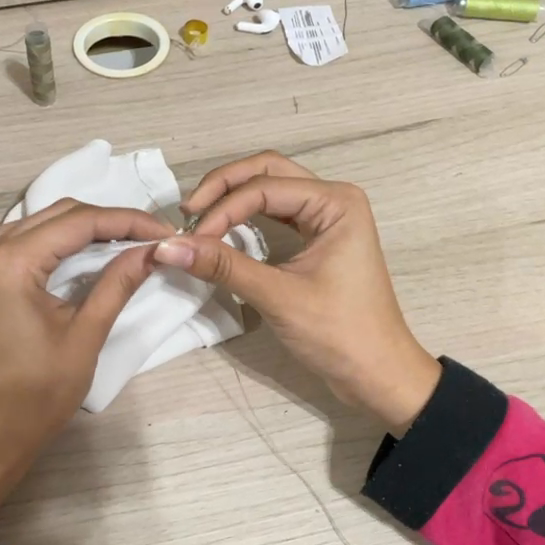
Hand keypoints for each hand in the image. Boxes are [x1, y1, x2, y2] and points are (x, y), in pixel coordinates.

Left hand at [0, 199, 170, 523]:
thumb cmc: (39, 391)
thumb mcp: (85, 334)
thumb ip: (117, 284)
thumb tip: (154, 251)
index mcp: (13, 262)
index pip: (80, 222)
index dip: (128, 222)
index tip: (166, 232)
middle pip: (61, 213)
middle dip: (110, 220)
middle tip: (153, 237)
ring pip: (44, 220)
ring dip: (87, 225)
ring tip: (130, 240)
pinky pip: (29, 237)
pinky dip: (63, 238)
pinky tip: (92, 250)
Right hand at [153, 151, 439, 433]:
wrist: (377, 372)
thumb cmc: (339, 333)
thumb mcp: (277, 297)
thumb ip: (223, 266)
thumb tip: (167, 247)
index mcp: (335, 202)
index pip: (264, 187)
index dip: (222, 209)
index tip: (190, 240)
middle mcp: (332, 199)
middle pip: (266, 172)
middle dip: (223, 187)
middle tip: (187, 214)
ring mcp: (326, 218)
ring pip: (269, 188)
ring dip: (232, 199)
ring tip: (197, 221)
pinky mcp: (316, 239)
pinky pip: (275, 214)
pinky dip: (245, 217)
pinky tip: (221, 232)